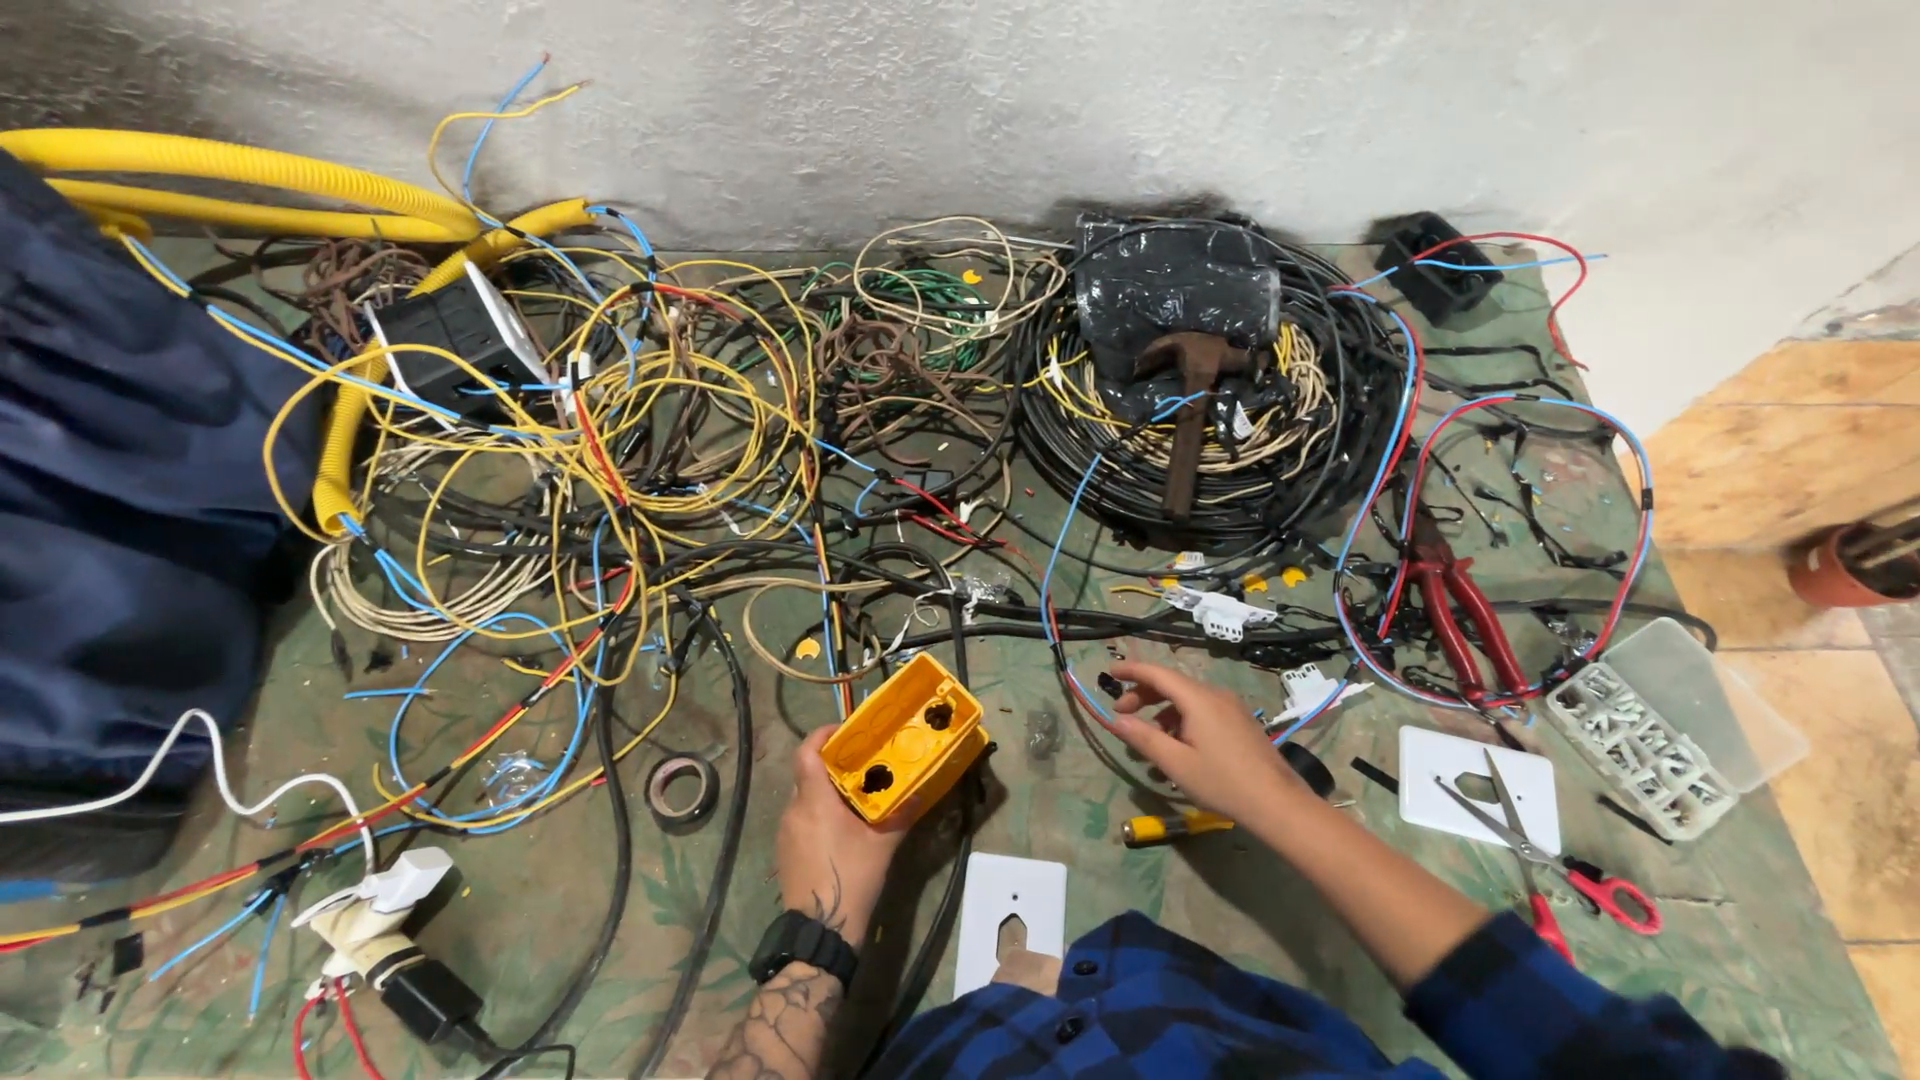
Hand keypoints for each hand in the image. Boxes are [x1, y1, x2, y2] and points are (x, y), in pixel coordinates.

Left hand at [775, 724, 910, 944]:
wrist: (822, 931)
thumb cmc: (852, 878)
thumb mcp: (883, 845)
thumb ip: (900, 814)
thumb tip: (919, 792)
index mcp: (815, 802)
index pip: (806, 752)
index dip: (822, 735)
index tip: (845, 731)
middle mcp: (794, 811)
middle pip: (807, 773)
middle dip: (832, 765)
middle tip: (861, 764)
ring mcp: (785, 832)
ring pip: (804, 797)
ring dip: (826, 790)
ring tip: (855, 796)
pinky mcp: (785, 850)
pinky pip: (801, 818)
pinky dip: (818, 812)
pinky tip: (841, 827)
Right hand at [1108, 660, 1308, 820]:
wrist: (1277, 803)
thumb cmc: (1222, 782)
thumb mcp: (1176, 763)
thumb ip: (1143, 737)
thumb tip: (1116, 720)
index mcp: (1199, 699)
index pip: (1158, 674)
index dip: (1132, 671)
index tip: (1110, 672)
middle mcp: (1216, 695)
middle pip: (1173, 684)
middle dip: (1143, 695)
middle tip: (1122, 713)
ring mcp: (1232, 707)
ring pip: (1188, 699)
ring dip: (1162, 711)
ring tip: (1148, 738)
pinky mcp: (1240, 722)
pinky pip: (1203, 710)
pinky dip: (1182, 719)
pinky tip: (1177, 746)